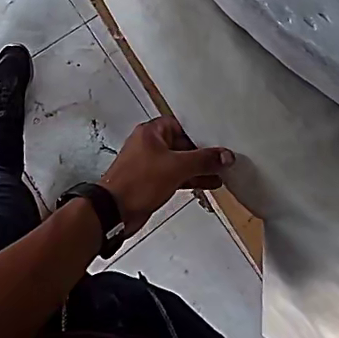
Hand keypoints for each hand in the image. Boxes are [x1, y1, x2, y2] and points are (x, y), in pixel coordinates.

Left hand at [99, 116, 233, 235]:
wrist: (114, 212)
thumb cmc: (135, 183)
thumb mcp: (177, 167)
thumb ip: (203, 160)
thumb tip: (224, 156)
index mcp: (151, 133)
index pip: (182, 125)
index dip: (200, 131)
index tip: (218, 137)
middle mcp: (150, 145)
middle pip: (183, 144)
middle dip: (203, 152)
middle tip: (223, 156)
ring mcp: (151, 165)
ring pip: (182, 162)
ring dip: (200, 168)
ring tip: (221, 171)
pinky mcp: (153, 182)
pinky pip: (178, 176)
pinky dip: (192, 179)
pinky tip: (209, 182)